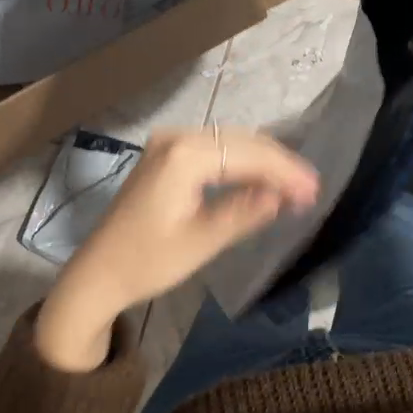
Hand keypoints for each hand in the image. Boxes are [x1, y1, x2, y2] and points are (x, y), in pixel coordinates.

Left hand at [35, 127, 318, 370]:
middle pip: (242, 142)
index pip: (248, 155)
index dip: (284, 171)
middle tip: (311, 189)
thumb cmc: (147, 262)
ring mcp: (169, 142)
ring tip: (294, 186)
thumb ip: (245, 211)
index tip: (314, 190)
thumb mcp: (202, 241)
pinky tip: (261, 179)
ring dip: (263, 161)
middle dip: (279, 164)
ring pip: (231, 142)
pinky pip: (215, 148)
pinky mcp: (167, 153)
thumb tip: (284, 194)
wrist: (98, 274)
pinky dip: (241, 162)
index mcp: (183, 156)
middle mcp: (176, 138)